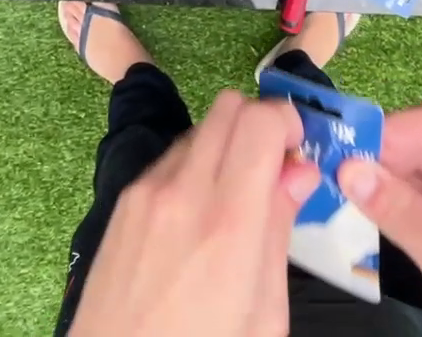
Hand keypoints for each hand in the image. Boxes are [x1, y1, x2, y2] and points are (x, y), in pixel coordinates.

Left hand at [69, 90, 321, 336]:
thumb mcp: (263, 316)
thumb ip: (278, 231)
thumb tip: (299, 171)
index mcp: (227, 223)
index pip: (260, 121)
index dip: (287, 123)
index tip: (299, 151)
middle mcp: (182, 190)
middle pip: (228, 106)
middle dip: (260, 124)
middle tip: (275, 168)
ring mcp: (145, 190)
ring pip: (199, 127)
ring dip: (227, 144)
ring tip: (238, 198)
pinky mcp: (122, 199)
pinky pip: (170, 156)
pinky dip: (195, 166)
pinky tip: (199, 216)